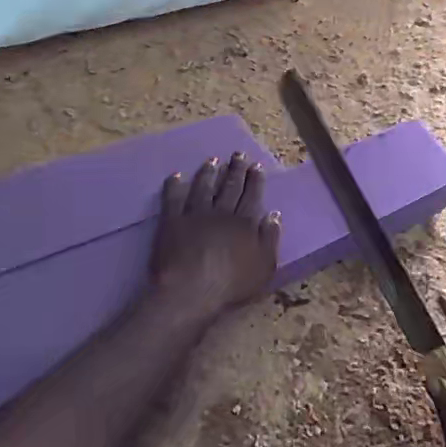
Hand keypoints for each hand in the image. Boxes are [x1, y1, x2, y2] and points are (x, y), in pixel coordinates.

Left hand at [150, 153, 281, 325]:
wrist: (191, 292)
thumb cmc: (232, 284)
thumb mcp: (264, 266)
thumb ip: (270, 239)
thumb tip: (274, 215)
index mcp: (244, 223)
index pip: (252, 196)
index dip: (254, 180)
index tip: (256, 165)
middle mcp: (221, 213)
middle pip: (229, 187)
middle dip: (235, 170)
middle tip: (238, 154)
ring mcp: (194, 215)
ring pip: (203, 187)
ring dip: (208, 173)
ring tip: (212, 160)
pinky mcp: (171, 222)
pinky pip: (173, 199)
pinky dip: (174, 186)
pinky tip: (176, 176)